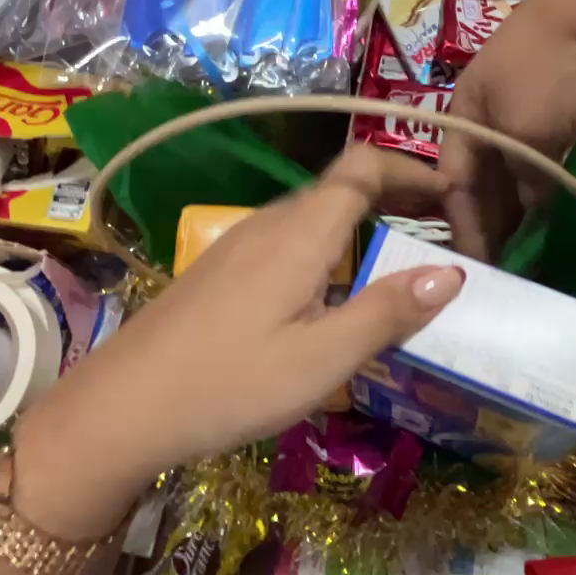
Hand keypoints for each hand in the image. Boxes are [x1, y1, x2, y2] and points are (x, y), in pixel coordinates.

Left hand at [13, 147, 464, 536]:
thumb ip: (387, 312)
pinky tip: (336, 286)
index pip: (365, 166)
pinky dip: (333, 240)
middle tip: (442, 228)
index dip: (413, 169)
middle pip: (343, 183)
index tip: (454, 196)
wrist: (121, 407)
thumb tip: (452, 272)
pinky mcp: (225, 267)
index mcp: (301, 232)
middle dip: (398, 194)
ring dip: (366, 218)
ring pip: (317, 210)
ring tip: (401, 256)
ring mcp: (242, 242)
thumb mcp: (321, 361)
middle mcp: (271, 222)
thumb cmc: (229, 384)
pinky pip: (293, 235)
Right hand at [442, 0, 575, 257]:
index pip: (454, 180)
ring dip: (524, 205)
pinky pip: (550, 154)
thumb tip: (532, 209)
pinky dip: (553, 183)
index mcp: (465, 110)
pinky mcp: (567, 102)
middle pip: (483, 175)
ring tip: (534, 249)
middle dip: (493, 219)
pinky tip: (562, 209)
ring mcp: (529, 103)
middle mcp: (489, 109)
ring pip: (518, 167)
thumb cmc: (553, 67)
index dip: (465, 224)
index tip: (482, 268)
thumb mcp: (527, 131)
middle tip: (508, 268)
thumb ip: (523, 178)